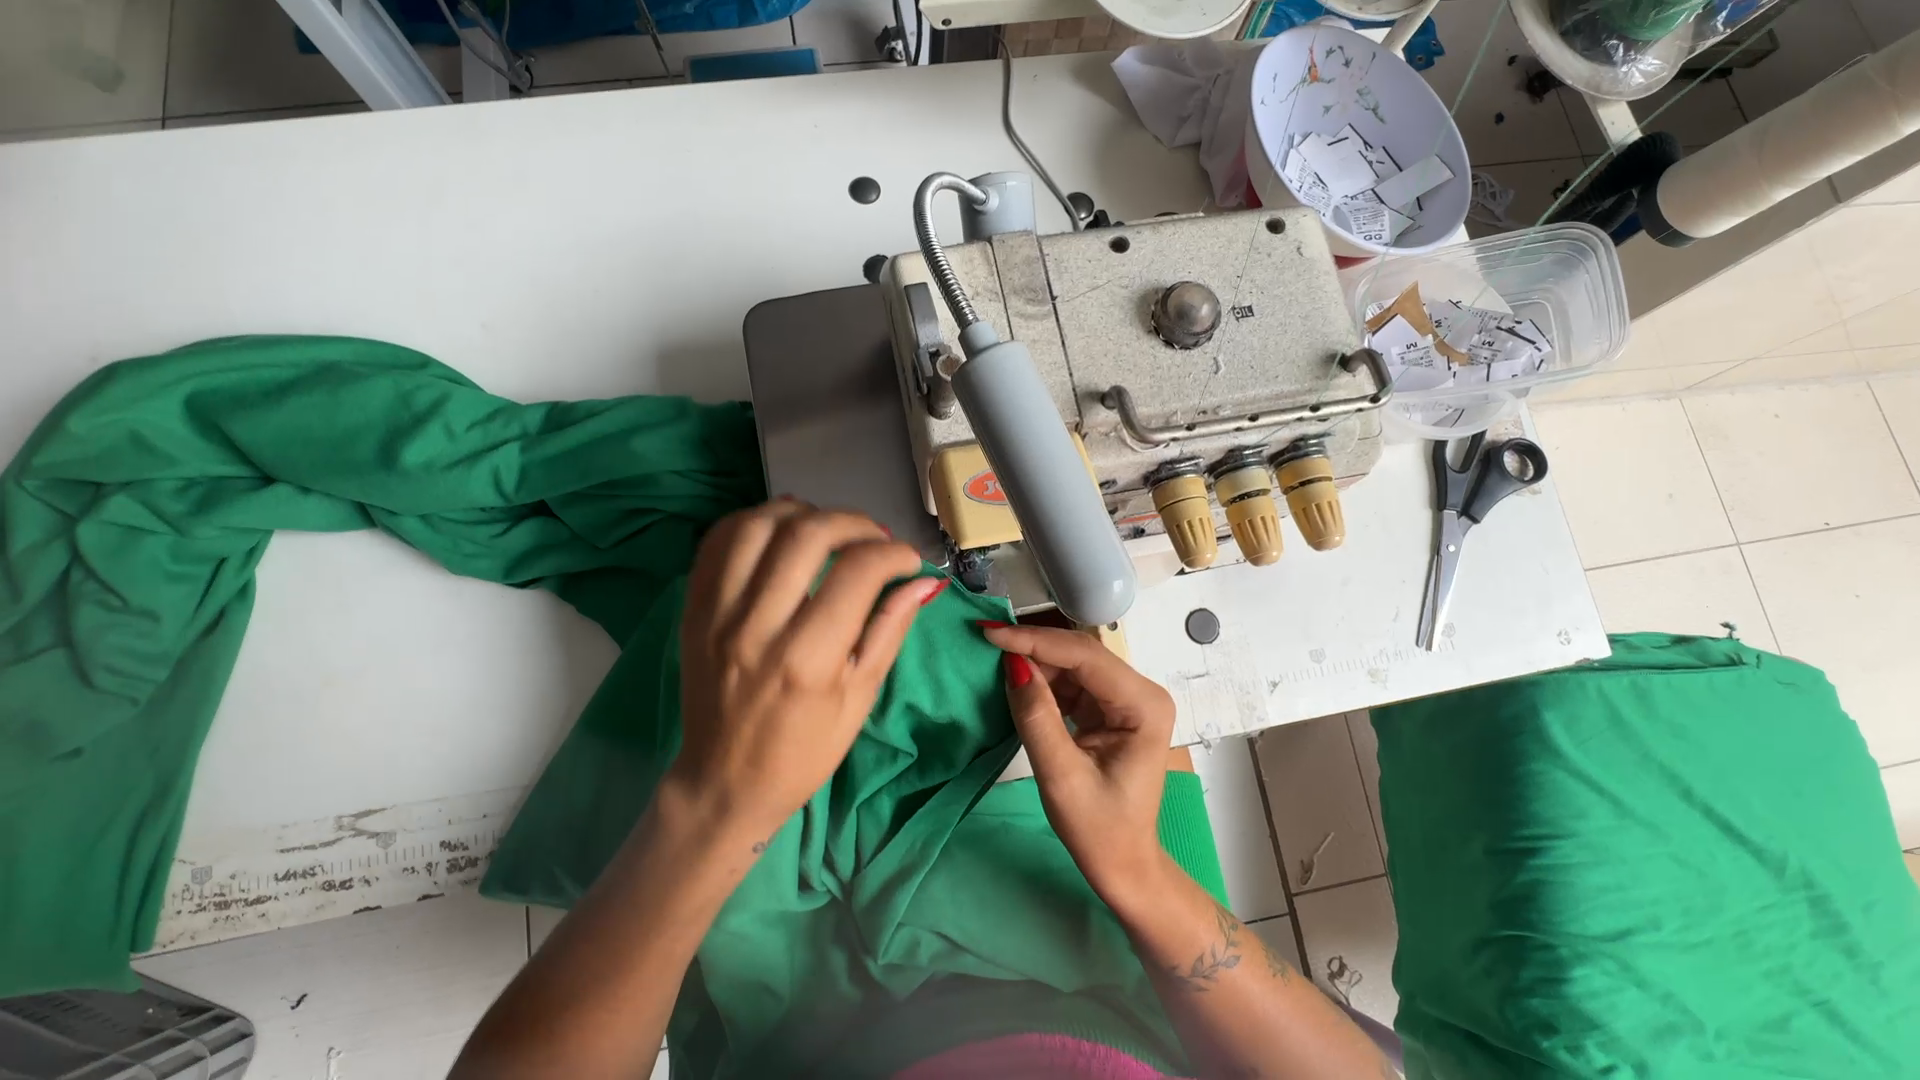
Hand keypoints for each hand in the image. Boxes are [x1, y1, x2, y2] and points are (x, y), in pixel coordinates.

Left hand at [671, 499, 945, 841]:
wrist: (725, 782)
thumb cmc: (804, 751)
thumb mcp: (859, 698)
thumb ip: (889, 630)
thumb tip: (924, 581)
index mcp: (808, 658)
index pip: (858, 571)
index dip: (893, 552)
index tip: (905, 560)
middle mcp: (758, 627)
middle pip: (808, 534)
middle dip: (853, 522)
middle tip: (873, 538)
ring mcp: (717, 615)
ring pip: (757, 525)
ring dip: (801, 513)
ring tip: (826, 528)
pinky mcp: (693, 610)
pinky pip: (717, 542)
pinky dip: (753, 522)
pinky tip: (780, 532)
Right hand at [981, 623, 1178, 902]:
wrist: (1123, 864)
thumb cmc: (1099, 829)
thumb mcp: (1060, 775)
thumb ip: (1036, 716)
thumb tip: (1011, 664)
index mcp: (1143, 705)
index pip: (1085, 657)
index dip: (1035, 641)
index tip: (990, 634)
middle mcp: (1140, 693)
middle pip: (1080, 654)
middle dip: (1033, 646)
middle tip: (984, 639)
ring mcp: (1125, 700)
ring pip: (1072, 665)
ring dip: (1034, 662)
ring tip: (992, 656)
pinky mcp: (1107, 710)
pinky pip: (1070, 683)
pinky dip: (1041, 681)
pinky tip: (1014, 679)